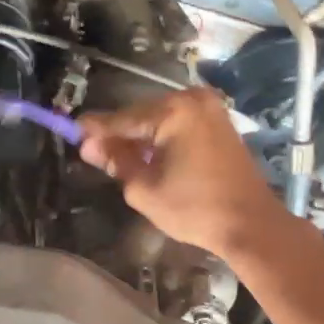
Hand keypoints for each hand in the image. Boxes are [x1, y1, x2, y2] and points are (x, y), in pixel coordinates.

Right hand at [79, 88, 294, 259]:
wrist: (251, 224)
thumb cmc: (195, 209)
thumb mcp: (145, 189)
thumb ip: (117, 161)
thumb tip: (90, 146)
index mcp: (173, 111)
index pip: (122, 118)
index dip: (96, 129)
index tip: (72, 131)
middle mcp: (193, 100)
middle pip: (142, 114)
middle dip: (119, 134)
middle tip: (94, 153)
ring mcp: (211, 110)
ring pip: (161, 120)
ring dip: (141, 137)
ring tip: (120, 160)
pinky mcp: (221, 124)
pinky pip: (180, 125)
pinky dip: (163, 139)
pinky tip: (150, 158)